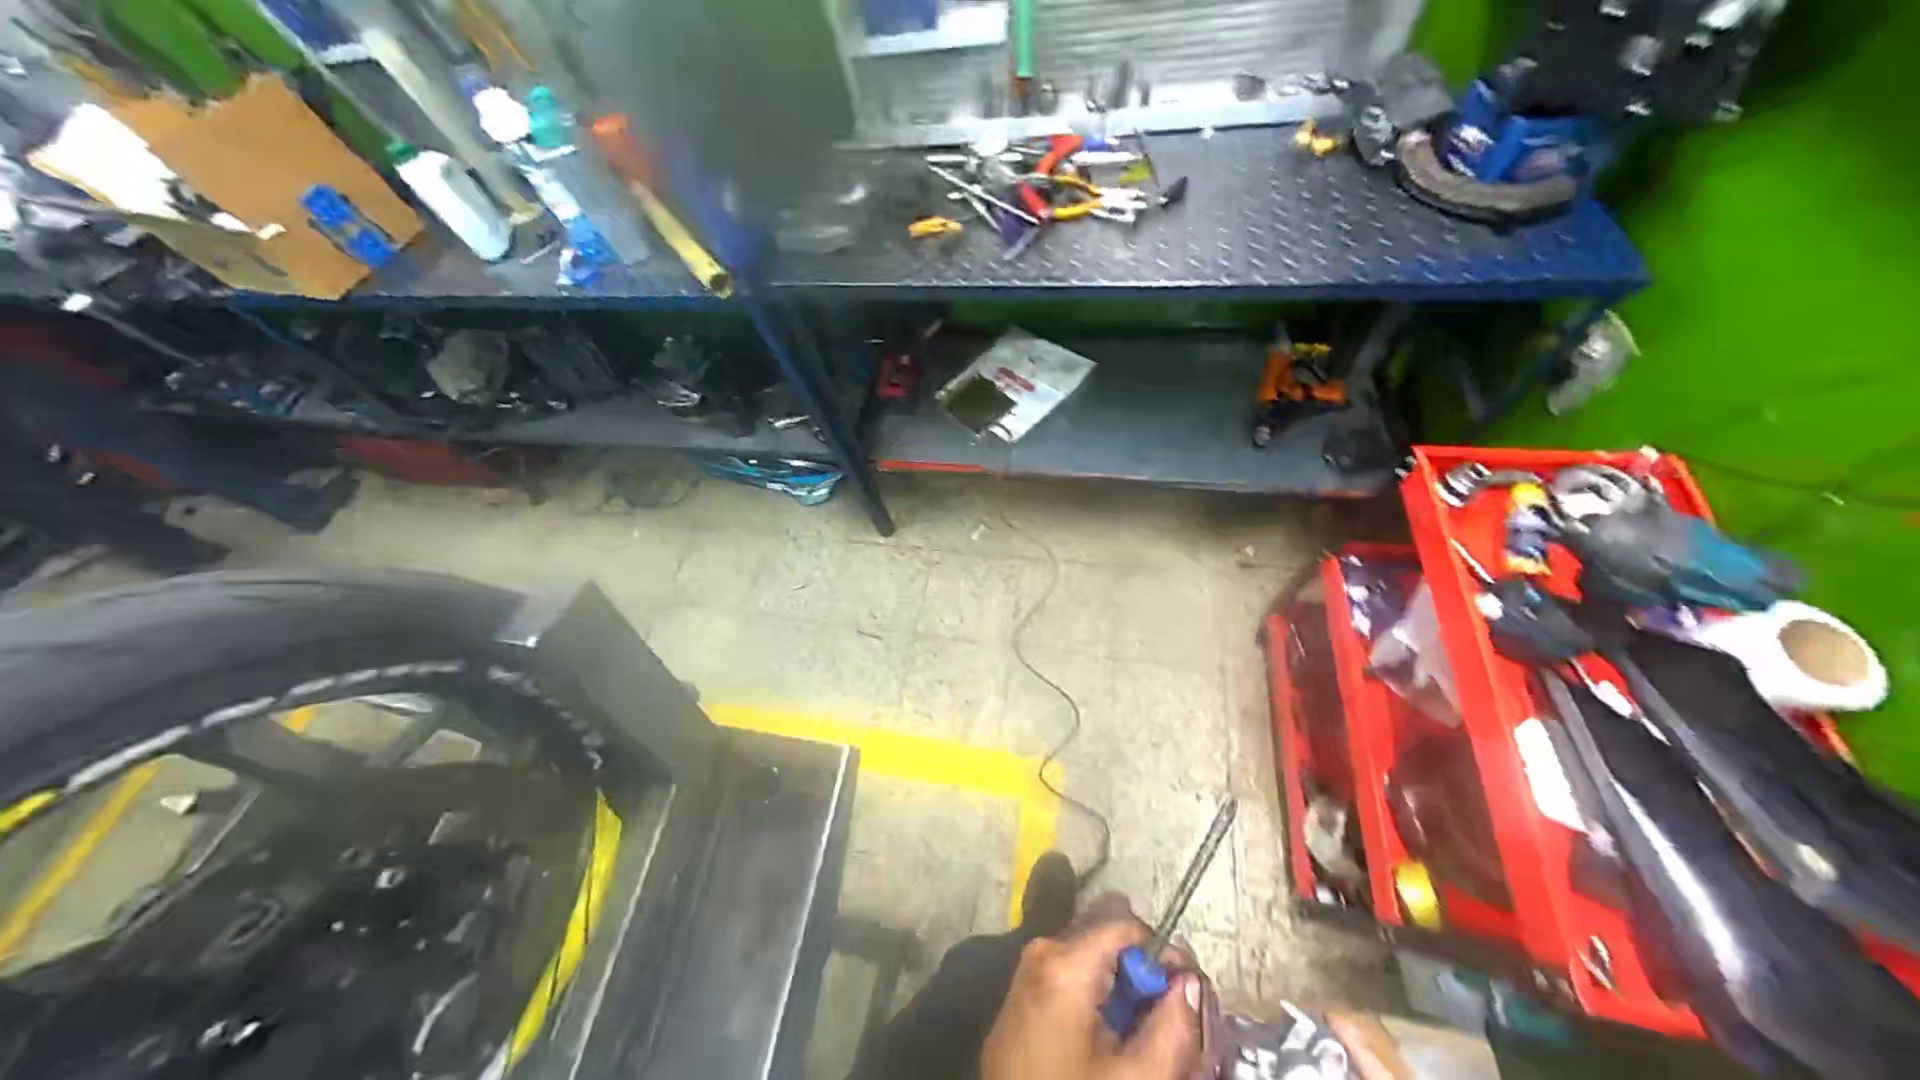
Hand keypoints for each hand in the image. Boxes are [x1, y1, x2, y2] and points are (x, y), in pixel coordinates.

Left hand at [981, 917, 1202, 1079]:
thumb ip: (1172, 1027)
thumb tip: (1189, 982)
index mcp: (1065, 963)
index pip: (1125, 926)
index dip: (1161, 954)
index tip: (1184, 990)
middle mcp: (1040, 954)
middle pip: (1106, 944)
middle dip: (1141, 977)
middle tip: (1167, 1021)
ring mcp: (1025, 976)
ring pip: (1089, 964)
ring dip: (1120, 993)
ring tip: (1140, 1038)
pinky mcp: (1019, 1001)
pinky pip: (1067, 982)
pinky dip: (1095, 1001)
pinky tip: (1108, 1043)